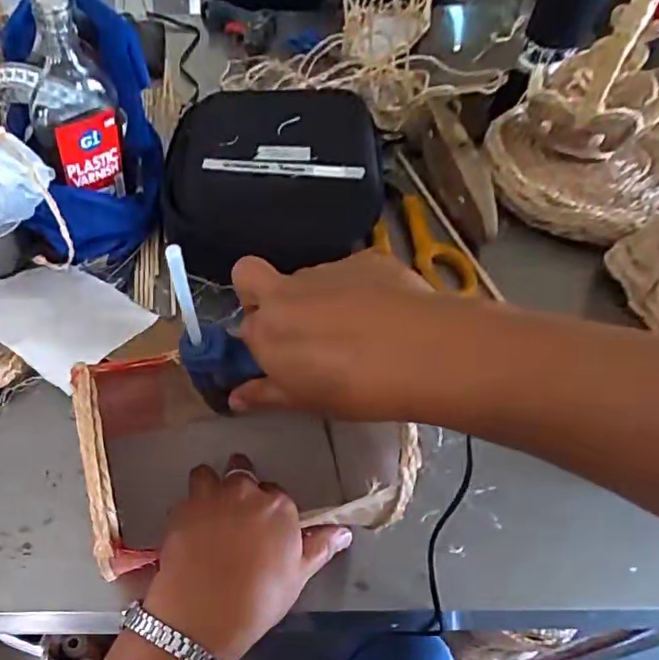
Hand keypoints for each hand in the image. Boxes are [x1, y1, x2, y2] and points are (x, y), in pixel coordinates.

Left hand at [142, 455, 351, 659]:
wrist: (202, 616)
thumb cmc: (259, 599)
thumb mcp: (297, 576)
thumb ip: (319, 548)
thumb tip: (342, 532)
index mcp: (277, 506)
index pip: (278, 494)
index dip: (272, 510)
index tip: (268, 529)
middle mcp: (242, 493)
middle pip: (242, 473)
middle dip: (242, 488)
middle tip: (239, 516)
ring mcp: (206, 500)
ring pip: (207, 475)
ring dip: (210, 486)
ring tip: (211, 510)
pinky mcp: (177, 513)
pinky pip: (185, 500)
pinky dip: (188, 510)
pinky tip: (190, 532)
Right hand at [231, 251, 472, 420]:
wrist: (423, 354)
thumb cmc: (355, 389)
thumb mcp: (305, 401)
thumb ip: (266, 394)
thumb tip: (235, 397)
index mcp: (266, 329)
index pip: (244, 325)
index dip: (258, 339)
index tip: (277, 357)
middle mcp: (286, 291)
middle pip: (251, 278)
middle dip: (264, 296)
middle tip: (299, 330)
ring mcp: (326, 269)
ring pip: (305, 278)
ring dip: (315, 297)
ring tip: (354, 328)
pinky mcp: (365, 258)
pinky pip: (347, 272)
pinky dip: (355, 288)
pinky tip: (382, 312)